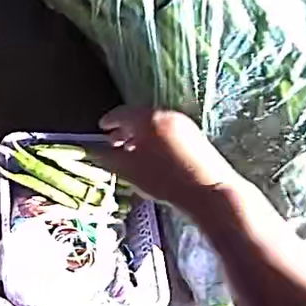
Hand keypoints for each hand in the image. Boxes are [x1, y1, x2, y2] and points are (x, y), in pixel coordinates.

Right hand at [96, 106, 247, 215]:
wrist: (209, 191)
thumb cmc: (166, 180)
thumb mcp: (129, 170)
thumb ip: (108, 158)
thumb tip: (96, 153)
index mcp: (148, 118)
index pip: (121, 113)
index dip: (109, 121)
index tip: (102, 127)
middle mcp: (167, 115)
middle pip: (139, 118)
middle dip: (125, 130)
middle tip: (115, 142)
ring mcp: (185, 125)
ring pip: (155, 126)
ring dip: (141, 137)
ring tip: (134, 153)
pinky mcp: (196, 138)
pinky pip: (169, 134)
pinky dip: (157, 141)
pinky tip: (154, 159)